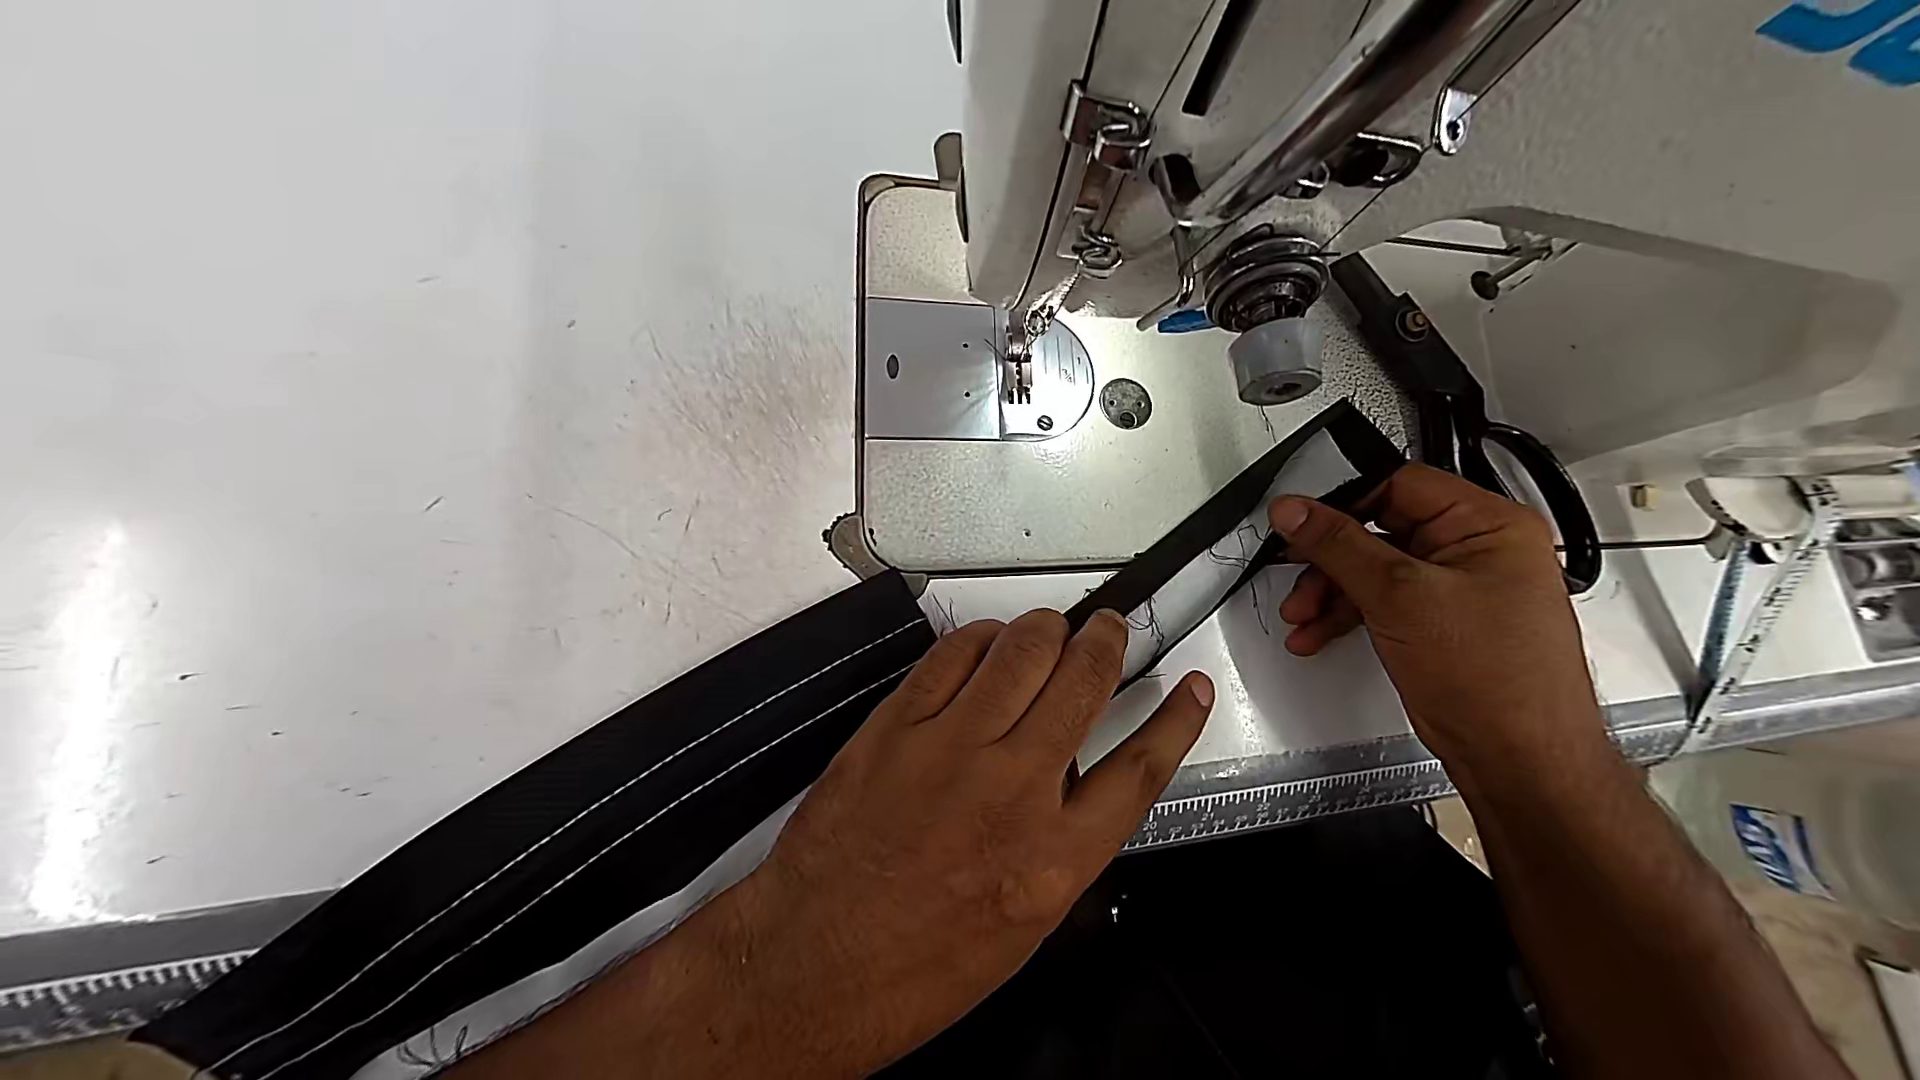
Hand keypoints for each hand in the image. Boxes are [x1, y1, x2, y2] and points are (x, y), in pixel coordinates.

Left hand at [711, 611, 1212, 1073]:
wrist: (813, 964)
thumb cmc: (911, 964)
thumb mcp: (1021, 924)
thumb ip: (1062, 844)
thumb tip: (1078, 782)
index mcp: (1052, 860)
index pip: (1139, 769)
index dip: (1175, 721)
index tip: (1189, 691)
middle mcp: (1009, 794)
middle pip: (1081, 685)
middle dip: (1105, 642)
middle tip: (1108, 628)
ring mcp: (948, 751)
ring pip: (1021, 653)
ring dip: (1047, 627)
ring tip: (1054, 626)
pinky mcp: (896, 728)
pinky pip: (950, 656)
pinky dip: (979, 637)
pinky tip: (986, 640)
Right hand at [1269, 464, 1603, 771]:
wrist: (1516, 756)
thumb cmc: (1498, 681)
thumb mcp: (1398, 595)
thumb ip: (1337, 545)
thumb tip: (1296, 511)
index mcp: (1487, 525)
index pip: (1398, 485)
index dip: (1343, 502)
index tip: (1300, 521)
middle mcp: (1474, 550)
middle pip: (1376, 530)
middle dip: (1327, 560)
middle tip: (1296, 568)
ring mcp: (1453, 587)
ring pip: (1369, 569)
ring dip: (1327, 592)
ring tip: (1303, 615)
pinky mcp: (1434, 620)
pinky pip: (1375, 600)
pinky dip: (1342, 615)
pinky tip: (1317, 631)